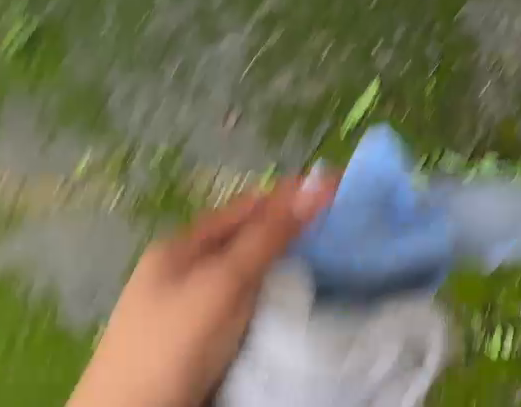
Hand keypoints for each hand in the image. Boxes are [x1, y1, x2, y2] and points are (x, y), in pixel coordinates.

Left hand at [68, 177, 335, 406]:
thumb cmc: (173, 342)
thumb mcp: (225, 281)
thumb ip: (272, 232)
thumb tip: (321, 179)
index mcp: (182, 247)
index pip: (251, 205)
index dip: (295, 195)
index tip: (344, 192)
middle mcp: (188, 268)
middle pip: (254, 235)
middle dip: (297, 228)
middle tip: (346, 225)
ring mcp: (196, 302)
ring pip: (257, 267)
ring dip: (292, 261)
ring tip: (335, 255)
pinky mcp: (209, 331)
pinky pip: (254, 296)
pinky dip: (280, 289)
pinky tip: (302, 291)